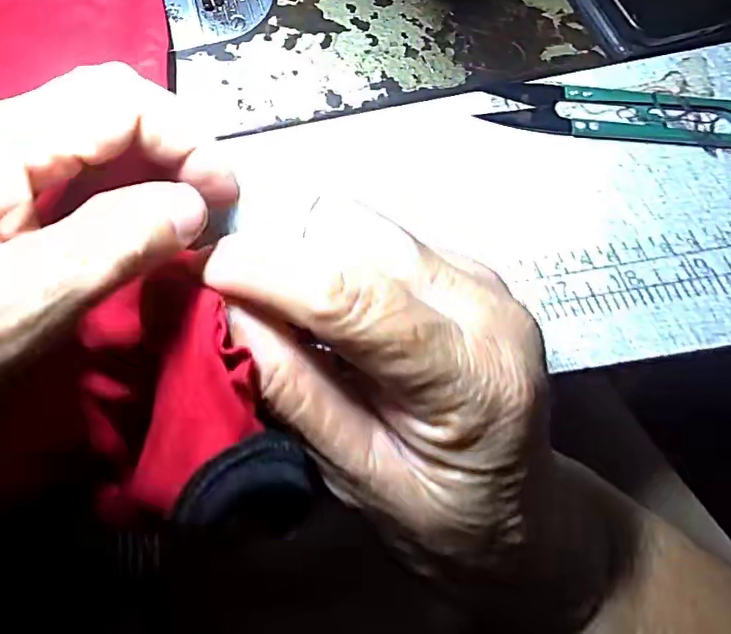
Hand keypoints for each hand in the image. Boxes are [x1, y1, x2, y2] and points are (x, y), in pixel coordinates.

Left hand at [0, 62, 238, 433]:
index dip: (186, 140)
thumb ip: (112, 246)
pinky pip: (68, 162)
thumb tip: (194, 206)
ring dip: (148, 162)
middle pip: (108, 100)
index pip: (121, 101)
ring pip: (91, 127)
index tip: (225, 202)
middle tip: (209, 207)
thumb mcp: (16, 310)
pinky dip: (116, 183)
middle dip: (173, 143)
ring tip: (184, 216)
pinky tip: (132, 221)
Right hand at [205, 200, 610, 621]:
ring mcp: (474, 271)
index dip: (269, 272)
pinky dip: (324, 245)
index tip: (205, 269)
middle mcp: (482, 304)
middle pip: (351, 234)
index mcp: (470, 377)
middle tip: (233, 290)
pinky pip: (368, 225)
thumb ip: (292, 390)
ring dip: (299, 245)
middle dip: (278, 252)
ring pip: (354, 216)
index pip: (356, 298)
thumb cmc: (441, 514)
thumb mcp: (357, 475)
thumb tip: (225, 309)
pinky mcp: (458, 256)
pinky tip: (321, 291)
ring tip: (278, 296)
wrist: (525, 511)